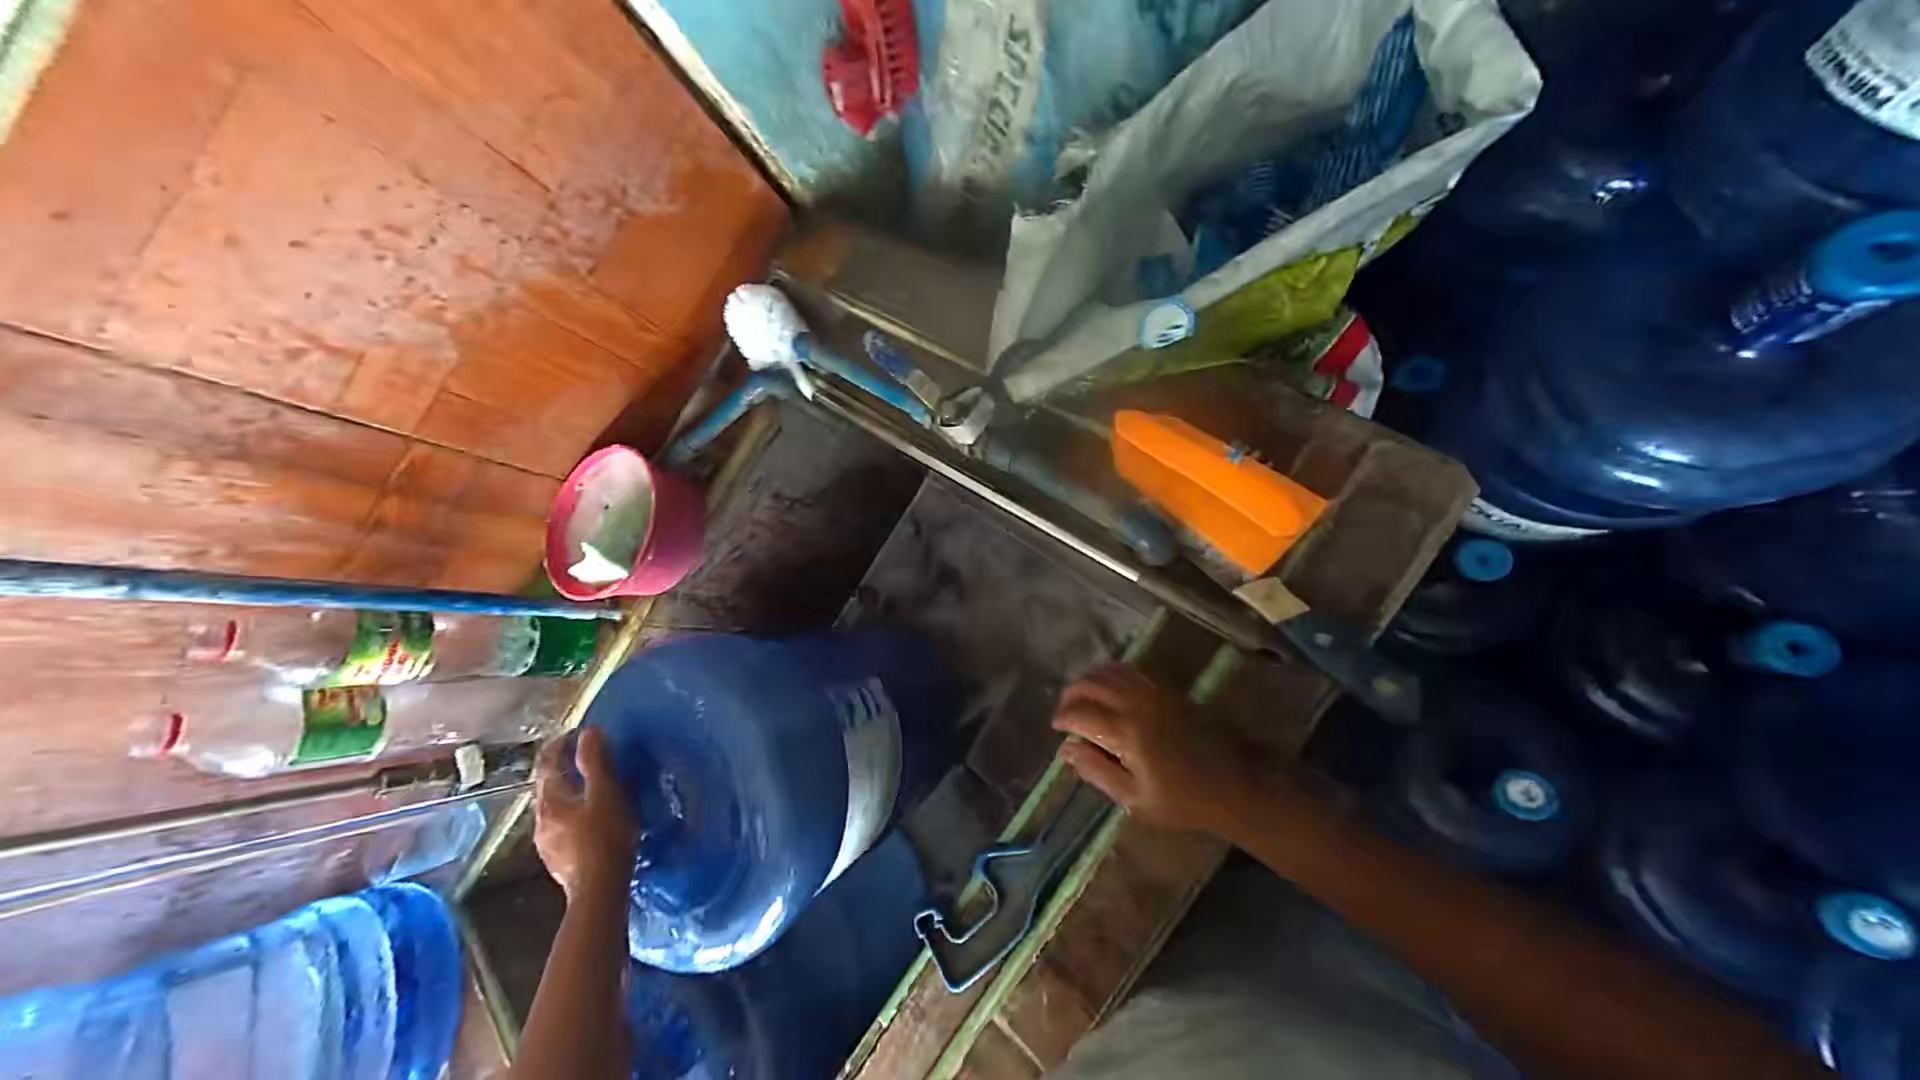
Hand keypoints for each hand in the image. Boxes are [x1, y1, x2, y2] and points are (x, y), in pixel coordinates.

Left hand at [533, 727, 637, 901]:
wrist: (598, 888)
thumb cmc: (605, 836)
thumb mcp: (606, 793)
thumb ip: (596, 762)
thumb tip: (589, 731)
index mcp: (551, 799)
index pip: (548, 762)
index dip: (560, 743)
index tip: (577, 731)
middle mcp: (541, 817)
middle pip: (548, 784)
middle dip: (564, 767)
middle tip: (587, 755)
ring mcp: (546, 840)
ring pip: (554, 806)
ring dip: (569, 791)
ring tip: (591, 785)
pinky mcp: (556, 857)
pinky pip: (562, 824)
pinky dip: (573, 811)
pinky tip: (589, 818)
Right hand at [1051, 662, 1296, 840]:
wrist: (1233, 787)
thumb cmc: (1181, 801)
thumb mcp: (1134, 799)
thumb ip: (1096, 771)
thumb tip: (1065, 751)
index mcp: (1126, 733)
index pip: (1080, 713)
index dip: (1062, 717)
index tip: (1056, 728)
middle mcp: (1137, 704)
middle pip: (1091, 683)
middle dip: (1070, 694)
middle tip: (1064, 711)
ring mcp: (1154, 692)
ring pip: (1110, 670)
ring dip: (1089, 680)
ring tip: (1081, 698)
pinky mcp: (1167, 690)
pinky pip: (1130, 670)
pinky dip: (1111, 673)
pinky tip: (1108, 689)